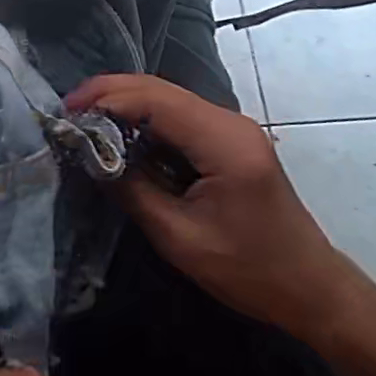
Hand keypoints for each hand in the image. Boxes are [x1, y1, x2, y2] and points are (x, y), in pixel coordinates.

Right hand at [65, 74, 370, 342]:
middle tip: (69, 111)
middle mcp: (231, 122)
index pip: (156, 100)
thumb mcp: (180, 238)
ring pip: (171, 100)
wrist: (309, 285)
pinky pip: (182, 118)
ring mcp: (234, 128)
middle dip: (112, 94)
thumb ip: (133, 191)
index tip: (67, 111)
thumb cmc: (249, 270)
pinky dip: (148, 121)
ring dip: (128, 105)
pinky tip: (122, 134)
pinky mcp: (231, 140)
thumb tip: (92, 157)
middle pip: (163, 90)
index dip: (108, 98)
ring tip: (86, 121)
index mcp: (224, 141)